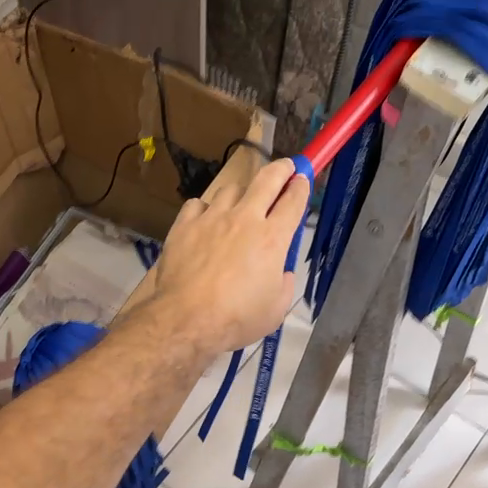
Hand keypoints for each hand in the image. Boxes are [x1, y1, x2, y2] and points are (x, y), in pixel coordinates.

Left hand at [142, 157, 309, 353]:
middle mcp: (245, 219)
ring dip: (240, 194)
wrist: (187, 320)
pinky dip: (205, 210)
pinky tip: (205, 223)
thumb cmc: (237, 319)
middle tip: (285, 168)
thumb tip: (281, 272)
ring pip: (231, 189)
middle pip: (267, 179)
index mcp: (272, 239)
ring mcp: (212, 218)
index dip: (301, 187)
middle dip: (281, 169)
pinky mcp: (185, 224)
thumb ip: (284, 285)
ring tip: (239, 206)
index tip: (303, 181)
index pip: (293, 201)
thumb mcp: (275, 311)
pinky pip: (198, 205)